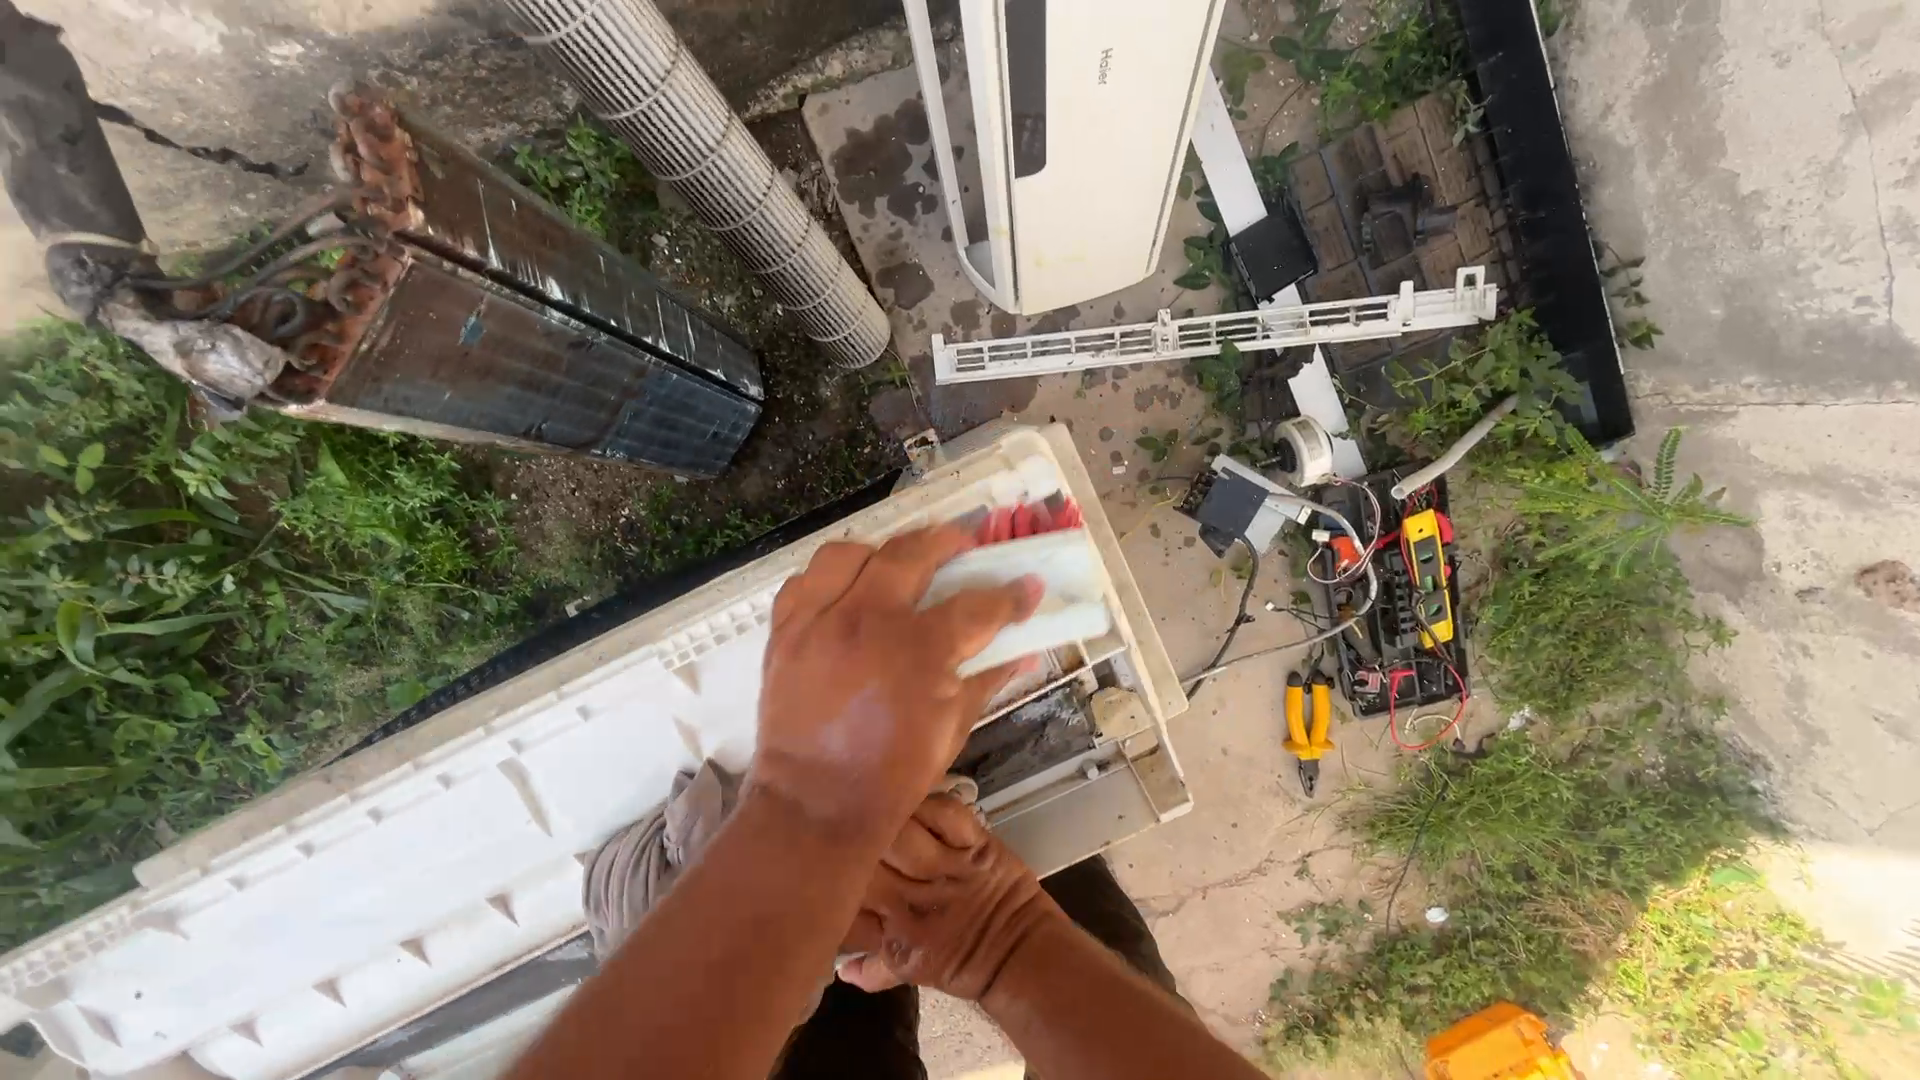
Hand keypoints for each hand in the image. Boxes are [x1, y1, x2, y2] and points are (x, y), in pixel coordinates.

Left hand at [751, 526, 1040, 842]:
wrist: (816, 805)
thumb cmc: (893, 774)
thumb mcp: (953, 727)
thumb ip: (987, 679)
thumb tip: (1024, 653)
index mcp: (918, 649)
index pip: (977, 606)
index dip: (1010, 596)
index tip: (1028, 586)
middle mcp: (866, 620)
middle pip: (911, 554)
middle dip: (947, 542)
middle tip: (964, 543)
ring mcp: (818, 621)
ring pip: (848, 554)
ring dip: (879, 553)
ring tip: (894, 563)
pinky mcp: (784, 632)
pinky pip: (803, 582)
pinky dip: (826, 580)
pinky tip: (844, 592)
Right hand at [839, 794, 1061, 999]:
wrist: (1019, 955)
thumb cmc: (964, 963)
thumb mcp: (911, 971)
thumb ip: (873, 967)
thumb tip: (841, 969)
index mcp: (891, 934)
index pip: (845, 903)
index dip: (830, 880)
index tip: (824, 865)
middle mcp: (912, 901)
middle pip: (866, 863)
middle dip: (854, 843)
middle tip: (847, 827)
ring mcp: (945, 870)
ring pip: (901, 834)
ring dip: (887, 819)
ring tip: (877, 806)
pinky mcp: (975, 844)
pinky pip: (944, 813)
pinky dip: (927, 803)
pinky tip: (915, 798)